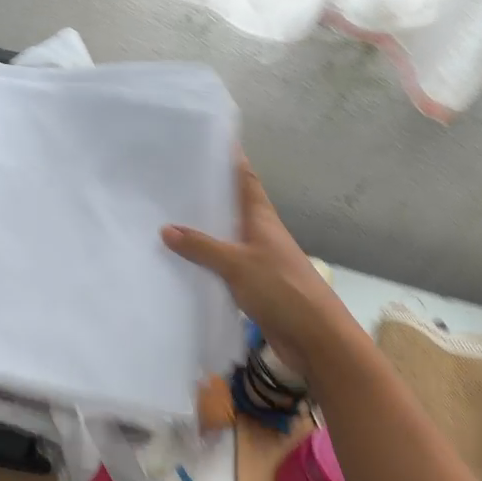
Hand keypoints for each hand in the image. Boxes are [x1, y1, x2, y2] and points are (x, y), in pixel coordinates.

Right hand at [162, 153, 356, 379]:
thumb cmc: (282, 290)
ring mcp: (258, 261)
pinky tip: (182, 264)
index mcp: (262, 218)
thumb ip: (202, 247)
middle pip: (233, 207)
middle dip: (207, 194)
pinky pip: (224, 267)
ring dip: (203, 231)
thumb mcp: (237, 264)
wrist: (316, 339)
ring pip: (226, 238)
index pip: (246, 179)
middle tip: (172, 181)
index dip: (231, 160)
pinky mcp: (254, 287)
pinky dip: (205, 263)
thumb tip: (165, 228)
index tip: (209, 141)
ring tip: (166, 219)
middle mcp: (260, 234)